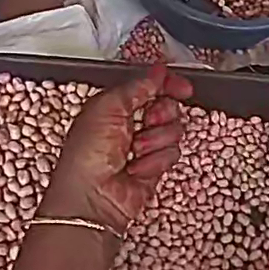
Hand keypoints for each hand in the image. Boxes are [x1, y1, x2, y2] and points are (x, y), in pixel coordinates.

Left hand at [41, 65, 193, 232]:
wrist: (92, 197)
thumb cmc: (87, 155)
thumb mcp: (106, 108)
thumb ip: (136, 87)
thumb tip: (158, 72)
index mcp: (116, 105)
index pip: (150, 86)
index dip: (167, 84)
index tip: (182, 87)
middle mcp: (133, 124)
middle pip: (168, 107)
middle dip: (162, 114)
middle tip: (148, 121)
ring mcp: (146, 146)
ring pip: (174, 130)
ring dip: (156, 140)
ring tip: (135, 151)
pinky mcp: (156, 166)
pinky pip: (173, 153)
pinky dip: (156, 161)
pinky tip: (137, 169)